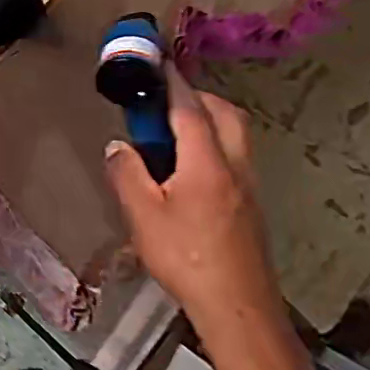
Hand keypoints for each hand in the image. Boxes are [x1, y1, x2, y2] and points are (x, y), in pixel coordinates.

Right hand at [103, 71, 281, 335]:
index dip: (172, 82)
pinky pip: (234, 158)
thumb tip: (119, 146)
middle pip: (226, 114)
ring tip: (171, 137)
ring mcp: (249, 187)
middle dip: (197, 98)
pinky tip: (188, 173)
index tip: (158, 62)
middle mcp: (235, 166)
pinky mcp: (251, 206)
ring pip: (235, 136)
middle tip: (164, 104)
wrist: (237, 307)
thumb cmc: (185, 257)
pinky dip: (213, 147)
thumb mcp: (141, 215)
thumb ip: (127, 173)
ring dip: (208, 122)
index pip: (189, 109)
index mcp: (207, 162)